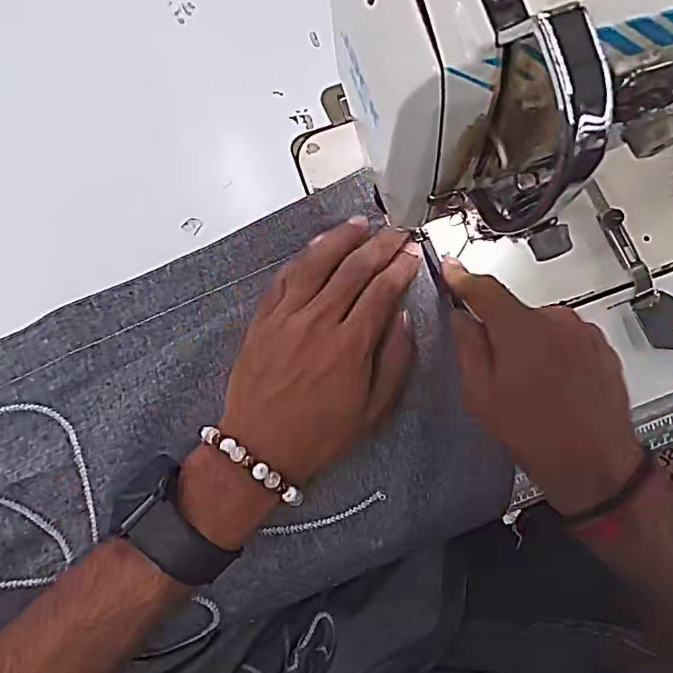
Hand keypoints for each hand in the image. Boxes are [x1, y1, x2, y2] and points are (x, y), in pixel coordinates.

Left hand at [218, 215, 419, 475]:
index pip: (381, 290)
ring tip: (359, 225)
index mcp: (349, 345)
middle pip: (353, 269)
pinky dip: (301, 259)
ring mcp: (286, 318)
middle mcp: (318, 323)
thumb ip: (395, 362)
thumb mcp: (373, 411)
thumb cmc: (318, 435)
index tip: (412, 253)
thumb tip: (404, 321)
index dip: (400, 267)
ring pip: (316, 264)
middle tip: (395, 231)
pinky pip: (283, 279)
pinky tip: (315, 248)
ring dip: (340, 239)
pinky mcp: (263, 321)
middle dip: (380, 245)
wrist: (261, 448)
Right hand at [444, 258, 644, 516]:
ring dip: (531, 344)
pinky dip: (556, 353)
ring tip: (533, 387)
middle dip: (501, 331)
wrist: (595, 464)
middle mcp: (556, 323)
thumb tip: (462, 322)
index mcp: (521, 331)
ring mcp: (583, 332)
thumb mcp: (484, 398)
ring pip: (541, 325)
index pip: (484, 288)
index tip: (451, 270)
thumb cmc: (544, 439)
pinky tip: (554, 386)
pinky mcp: (601, 344)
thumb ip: (469, 349)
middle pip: (514, 311)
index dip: (462, 278)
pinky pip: (566, 337)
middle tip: (498, 372)